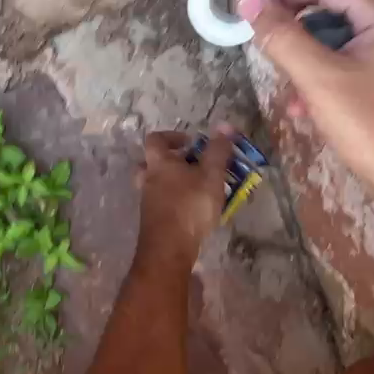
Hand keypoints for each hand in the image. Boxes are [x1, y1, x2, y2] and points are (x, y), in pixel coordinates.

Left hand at [135, 126, 234, 270]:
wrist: (169, 249)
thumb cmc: (190, 206)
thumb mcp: (211, 175)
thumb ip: (218, 151)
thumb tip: (225, 124)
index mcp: (159, 163)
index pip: (155, 139)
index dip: (172, 136)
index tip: (191, 142)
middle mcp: (148, 179)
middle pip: (151, 163)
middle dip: (170, 161)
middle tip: (190, 165)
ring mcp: (147, 201)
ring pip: (155, 184)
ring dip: (173, 183)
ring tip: (196, 189)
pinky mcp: (152, 220)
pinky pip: (161, 203)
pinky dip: (174, 201)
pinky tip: (193, 210)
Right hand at [239, 0, 373, 207]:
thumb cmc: (370, 126)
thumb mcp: (318, 78)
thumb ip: (282, 37)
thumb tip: (248, 2)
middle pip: (333, 5)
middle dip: (294, 17)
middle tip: (258, 26)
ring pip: (335, 35)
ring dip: (303, 50)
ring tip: (279, 73)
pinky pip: (343, 60)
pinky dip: (318, 73)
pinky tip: (299, 105)